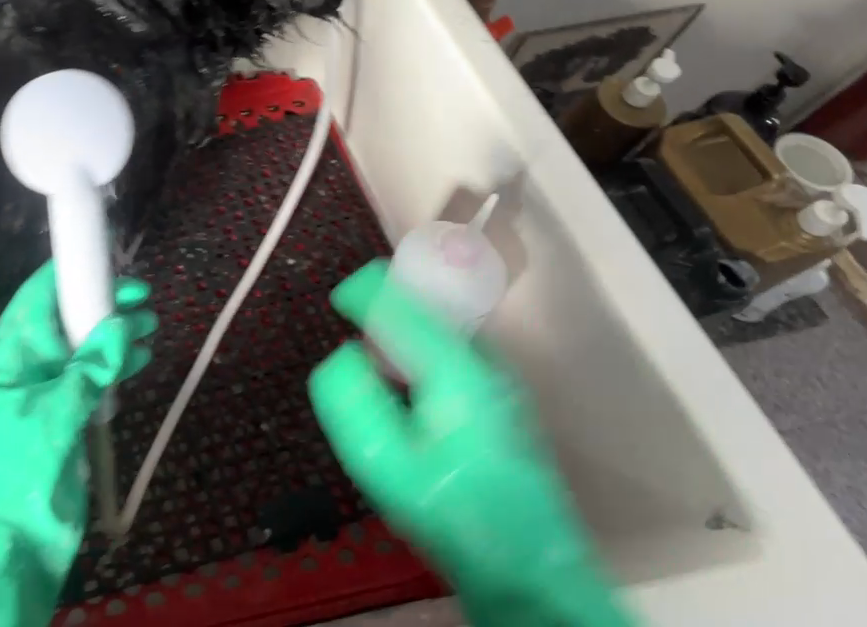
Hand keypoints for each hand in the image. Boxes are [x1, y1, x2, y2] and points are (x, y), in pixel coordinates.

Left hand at [0, 262, 154, 489]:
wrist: (13, 540)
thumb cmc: (22, 466)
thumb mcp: (56, 412)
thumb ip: (90, 369)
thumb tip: (120, 327)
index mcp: (11, 357)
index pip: (36, 300)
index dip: (67, 276)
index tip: (104, 262)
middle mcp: (28, 368)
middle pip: (65, 321)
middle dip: (100, 305)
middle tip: (142, 295)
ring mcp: (48, 393)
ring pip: (83, 349)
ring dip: (114, 334)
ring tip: (152, 323)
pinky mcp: (66, 418)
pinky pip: (92, 379)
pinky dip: (115, 366)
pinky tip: (140, 358)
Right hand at [308, 262, 633, 626]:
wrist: (531, 575)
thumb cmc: (452, 517)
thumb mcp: (381, 464)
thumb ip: (350, 398)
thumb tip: (345, 353)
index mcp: (454, 366)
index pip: (398, 295)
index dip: (359, 292)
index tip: (335, 309)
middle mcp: (483, 358)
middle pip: (420, 303)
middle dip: (381, 321)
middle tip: (362, 369)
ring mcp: (499, 377)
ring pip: (437, 327)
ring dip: (400, 341)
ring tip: (384, 392)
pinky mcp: (502, 397)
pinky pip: (449, 352)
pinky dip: (419, 360)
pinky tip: (413, 408)